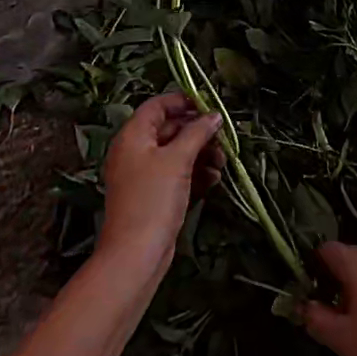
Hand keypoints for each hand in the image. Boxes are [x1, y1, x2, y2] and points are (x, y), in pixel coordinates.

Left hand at [99, 94, 223, 261]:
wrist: (135, 254)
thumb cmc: (153, 198)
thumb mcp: (177, 160)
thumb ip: (196, 133)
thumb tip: (214, 115)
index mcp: (133, 134)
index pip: (157, 105)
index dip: (182, 101)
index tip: (209, 105)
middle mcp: (134, 149)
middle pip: (168, 129)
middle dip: (196, 131)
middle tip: (223, 138)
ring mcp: (142, 174)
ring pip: (174, 153)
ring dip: (199, 154)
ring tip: (222, 162)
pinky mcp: (152, 195)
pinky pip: (174, 174)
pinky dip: (193, 173)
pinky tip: (213, 179)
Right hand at [303, 243, 356, 355]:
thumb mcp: (340, 338)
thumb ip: (314, 317)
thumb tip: (300, 306)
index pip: (325, 248)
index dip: (310, 264)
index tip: (301, 285)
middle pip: (344, 257)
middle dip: (328, 278)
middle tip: (316, 303)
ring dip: (346, 288)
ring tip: (337, 317)